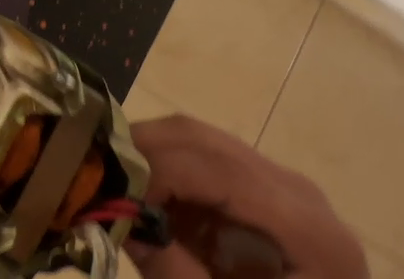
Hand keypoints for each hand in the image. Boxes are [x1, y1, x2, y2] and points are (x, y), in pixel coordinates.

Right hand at [129, 116, 367, 278]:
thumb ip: (173, 273)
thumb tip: (113, 218)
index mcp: (310, 232)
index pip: (216, 170)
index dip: (153, 172)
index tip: (107, 198)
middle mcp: (297, 192)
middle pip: (200, 140)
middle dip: (138, 151)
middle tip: (93, 177)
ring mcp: (280, 184)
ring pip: (194, 136)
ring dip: (145, 153)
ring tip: (112, 185)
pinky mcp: (260, 187)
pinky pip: (200, 154)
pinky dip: (162, 164)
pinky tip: (143, 194)